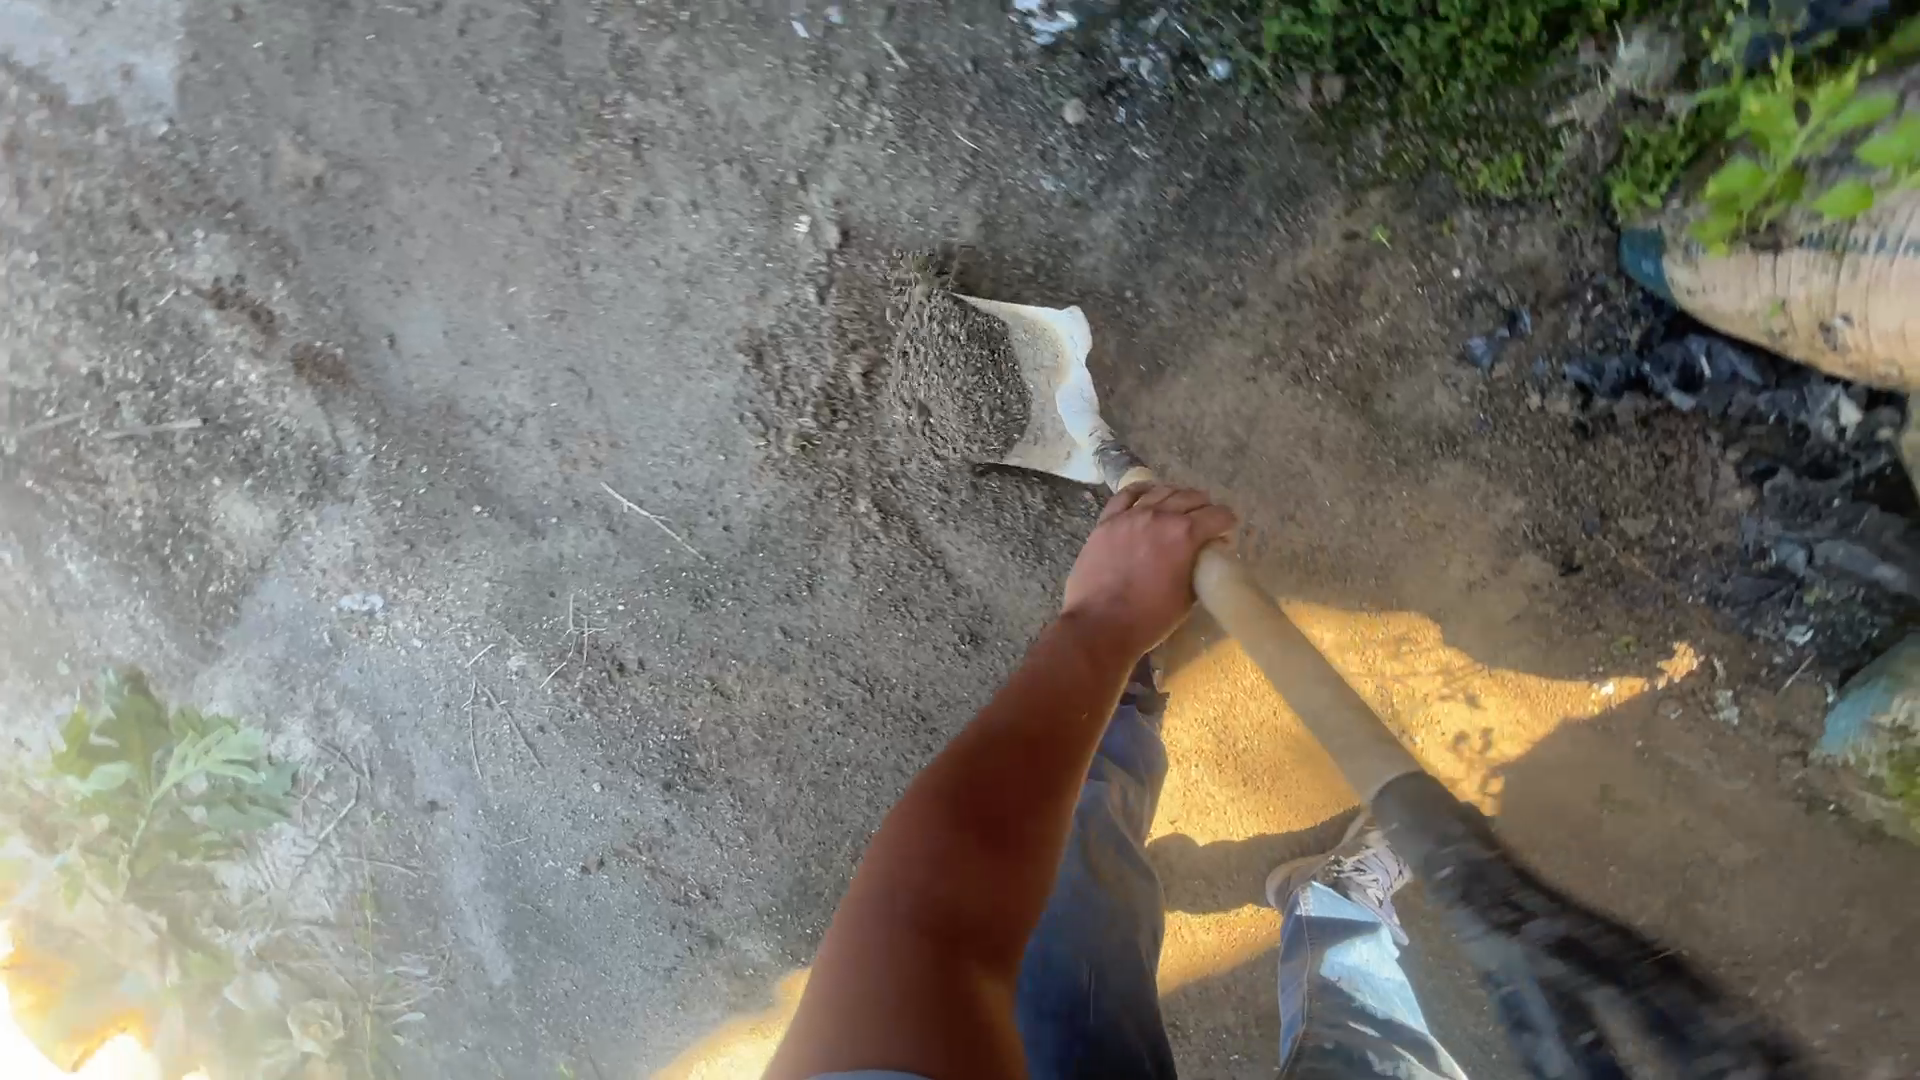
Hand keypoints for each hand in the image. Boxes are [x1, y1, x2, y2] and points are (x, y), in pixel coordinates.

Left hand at [1060, 483, 1237, 658]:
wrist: (1100, 624)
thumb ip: (1198, 569)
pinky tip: (1148, 492)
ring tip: (1180, 504)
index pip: (1217, 516)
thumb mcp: (1188, 597)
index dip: (1226, 522)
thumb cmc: (1149, 618)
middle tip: (1206, 518)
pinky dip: (1141, 490)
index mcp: (1185, 534)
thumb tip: (1202, 557)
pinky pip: (1125, 496)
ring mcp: (1129, 516)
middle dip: (1204, 507)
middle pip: (1190, 498)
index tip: (1226, 530)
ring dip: (1175, 496)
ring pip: (1159, 492)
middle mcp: (1159, 516)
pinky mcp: (1106, 522)